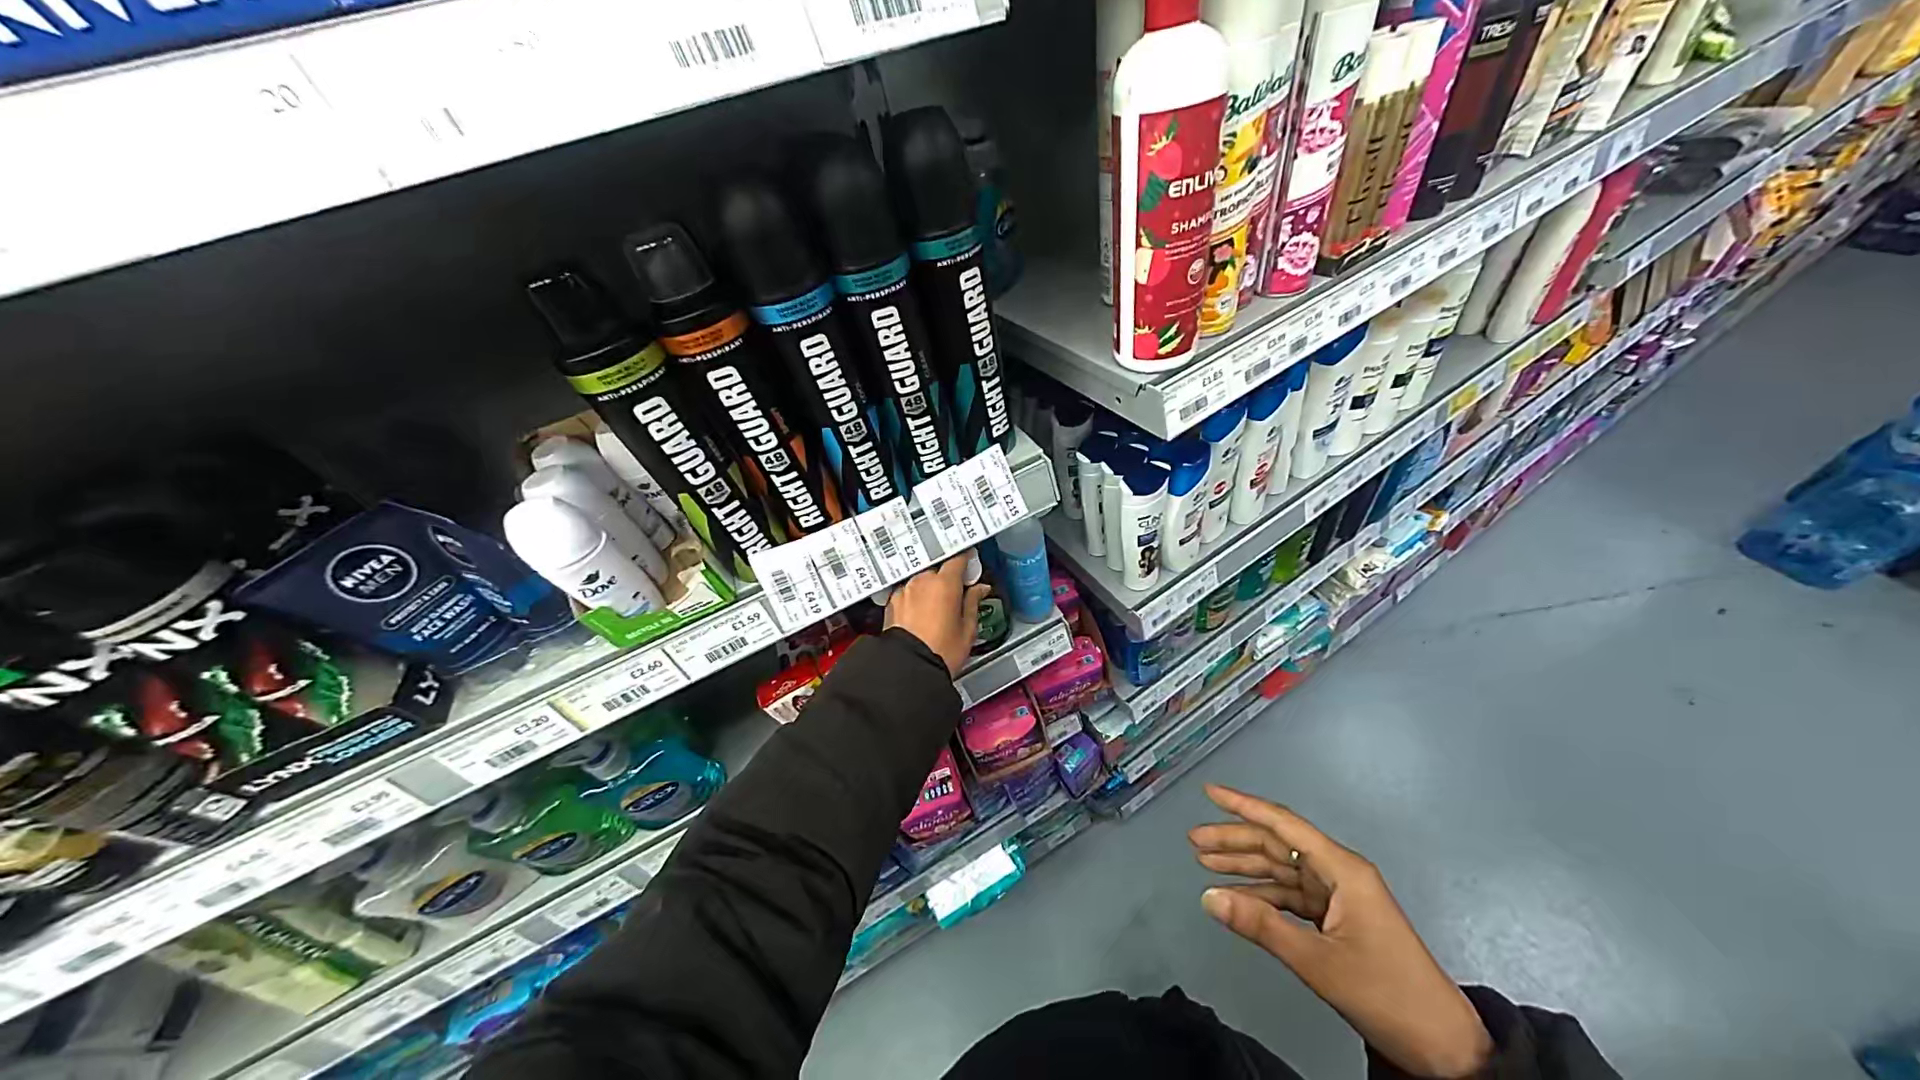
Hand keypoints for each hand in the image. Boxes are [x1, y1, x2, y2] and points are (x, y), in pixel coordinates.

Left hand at [883, 553, 989, 677]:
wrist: (908, 668)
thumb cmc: (940, 652)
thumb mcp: (968, 628)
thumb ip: (973, 602)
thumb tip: (979, 589)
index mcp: (944, 583)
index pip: (958, 559)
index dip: (967, 561)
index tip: (971, 567)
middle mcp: (922, 581)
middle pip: (938, 569)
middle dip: (948, 578)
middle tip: (958, 593)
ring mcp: (904, 591)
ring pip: (921, 581)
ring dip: (930, 588)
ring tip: (939, 608)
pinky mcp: (892, 603)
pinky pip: (908, 593)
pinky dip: (916, 598)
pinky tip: (922, 614)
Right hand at [1189, 784, 1492, 1078]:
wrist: (1444, 1047)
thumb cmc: (1388, 995)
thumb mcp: (1318, 962)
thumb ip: (1261, 925)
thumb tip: (1209, 896)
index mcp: (1343, 870)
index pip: (1284, 825)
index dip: (1244, 805)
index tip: (1210, 792)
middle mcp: (1340, 874)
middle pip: (1279, 845)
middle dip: (1235, 840)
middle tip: (1194, 841)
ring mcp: (1340, 897)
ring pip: (1283, 869)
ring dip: (1245, 866)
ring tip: (1205, 863)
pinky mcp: (1339, 919)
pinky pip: (1292, 896)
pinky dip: (1263, 894)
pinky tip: (1238, 897)